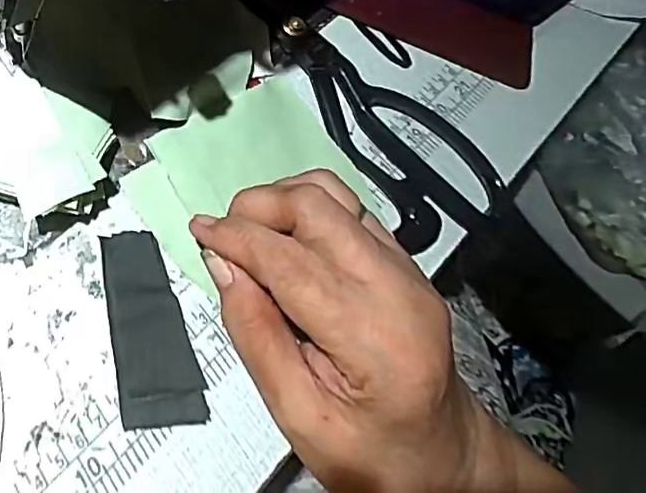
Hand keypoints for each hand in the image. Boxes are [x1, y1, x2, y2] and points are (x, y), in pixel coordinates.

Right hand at [191, 172, 573, 492]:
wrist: (443, 454)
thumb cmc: (376, 455)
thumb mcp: (303, 420)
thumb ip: (257, 339)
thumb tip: (224, 268)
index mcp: (373, 337)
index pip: (291, 261)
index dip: (238, 238)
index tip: (202, 231)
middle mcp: (396, 285)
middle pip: (314, 205)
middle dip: (257, 206)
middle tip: (225, 233)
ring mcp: (404, 263)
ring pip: (332, 191)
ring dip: (282, 198)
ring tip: (253, 231)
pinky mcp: (402, 254)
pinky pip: (348, 204)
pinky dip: (306, 204)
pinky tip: (288, 233)